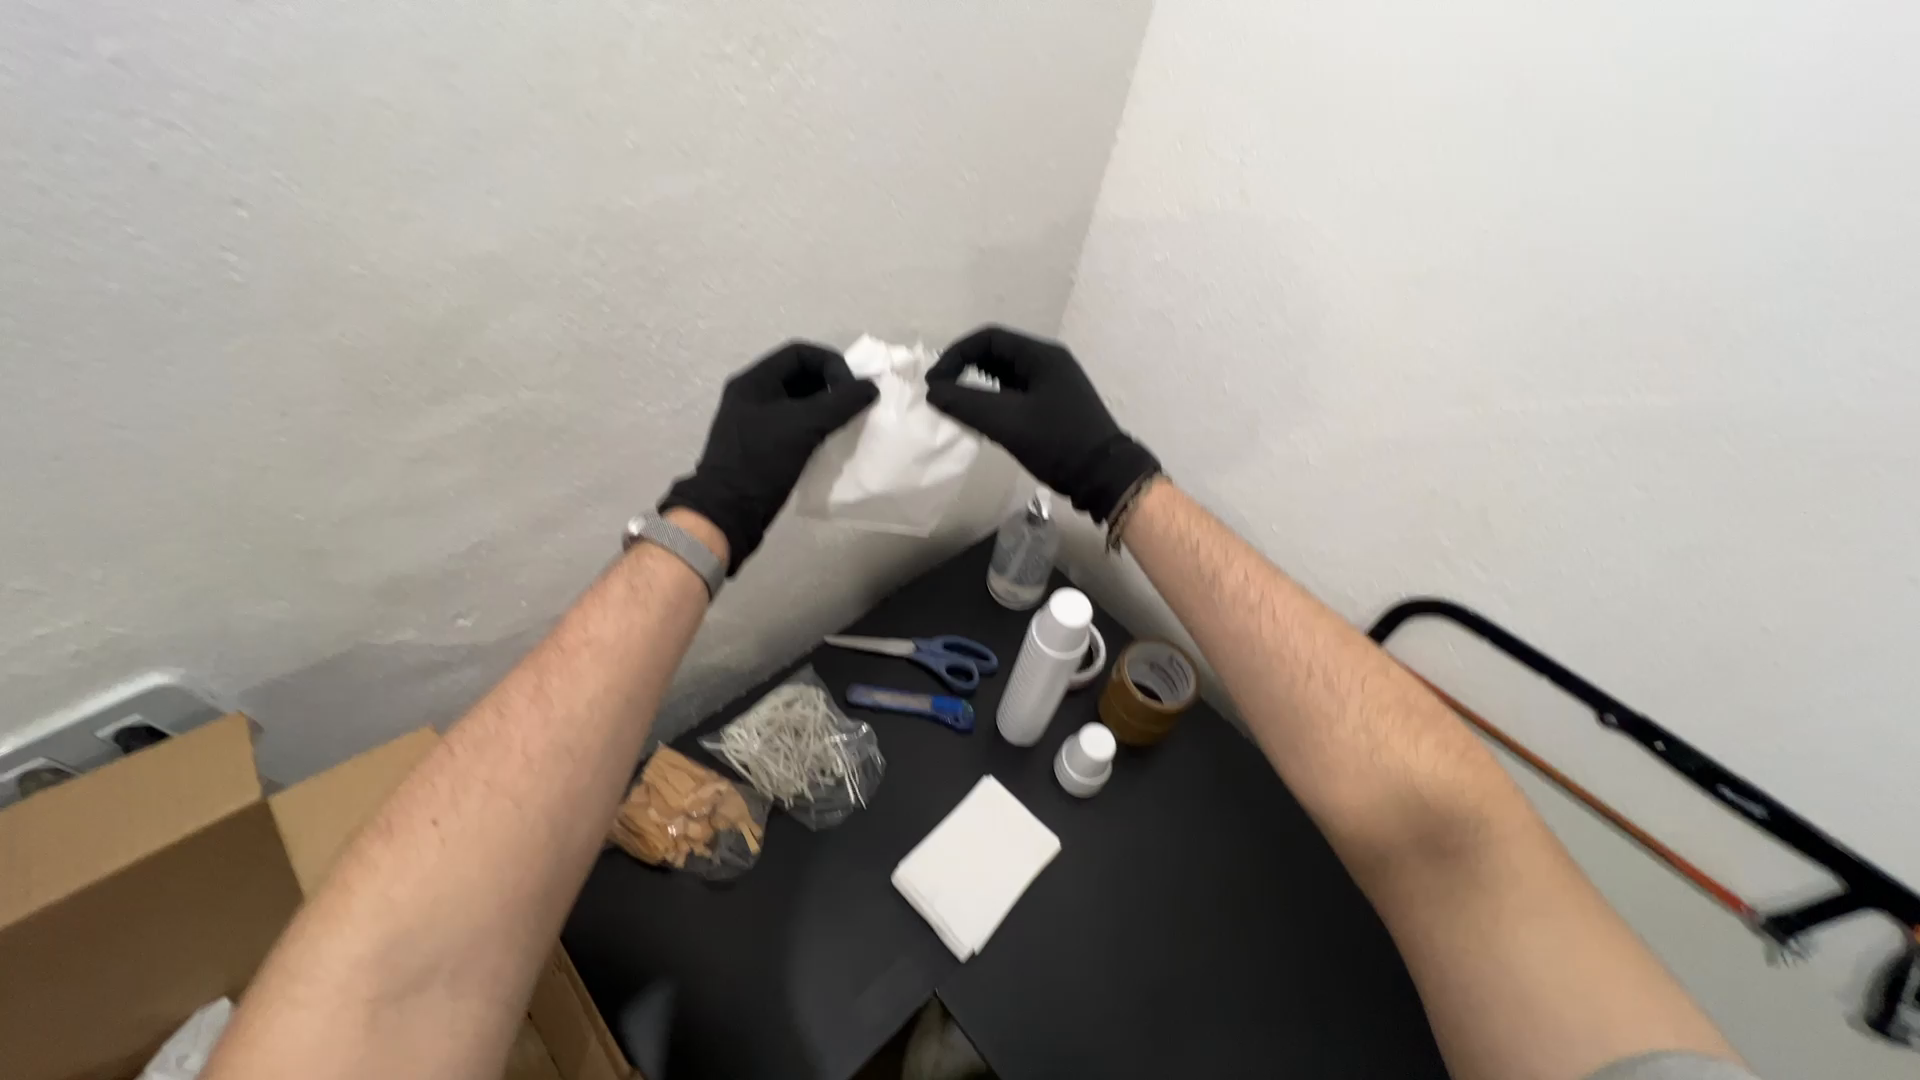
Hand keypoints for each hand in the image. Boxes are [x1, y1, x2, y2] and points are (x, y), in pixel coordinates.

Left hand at [660, 342, 877, 572]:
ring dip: (824, 408)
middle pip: (799, 376)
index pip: (799, 353)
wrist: (727, 512)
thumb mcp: (804, 426)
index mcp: (754, 381)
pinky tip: (829, 442)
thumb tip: (870, 388)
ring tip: (846, 423)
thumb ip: (841, 403)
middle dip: (830, 386)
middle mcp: (752, 395)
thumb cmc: (762, 462)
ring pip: (797, 402)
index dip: (831, 363)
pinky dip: (814, 428)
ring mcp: (754, 422)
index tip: (852, 388)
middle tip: (853, 405)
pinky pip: (793, 425)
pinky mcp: (761, 446)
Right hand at [925, 326, 1158, 522]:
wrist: (1104, 476)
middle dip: (964, 369)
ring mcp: (1053, 384)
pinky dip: (993, 402)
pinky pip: (1015, 394)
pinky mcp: (1054, 406)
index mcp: (1041, 355)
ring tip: (956, 407)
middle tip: (941, 394)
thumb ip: (966, 404)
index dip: (954, 356)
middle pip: (995, 354)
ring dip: (977, 387)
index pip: (987, 338)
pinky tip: (981, 421)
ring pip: (1005, 375)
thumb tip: (933, 392)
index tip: (934, 383)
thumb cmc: (1057, 443)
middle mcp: (1048, 363)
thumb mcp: (1007, 422)